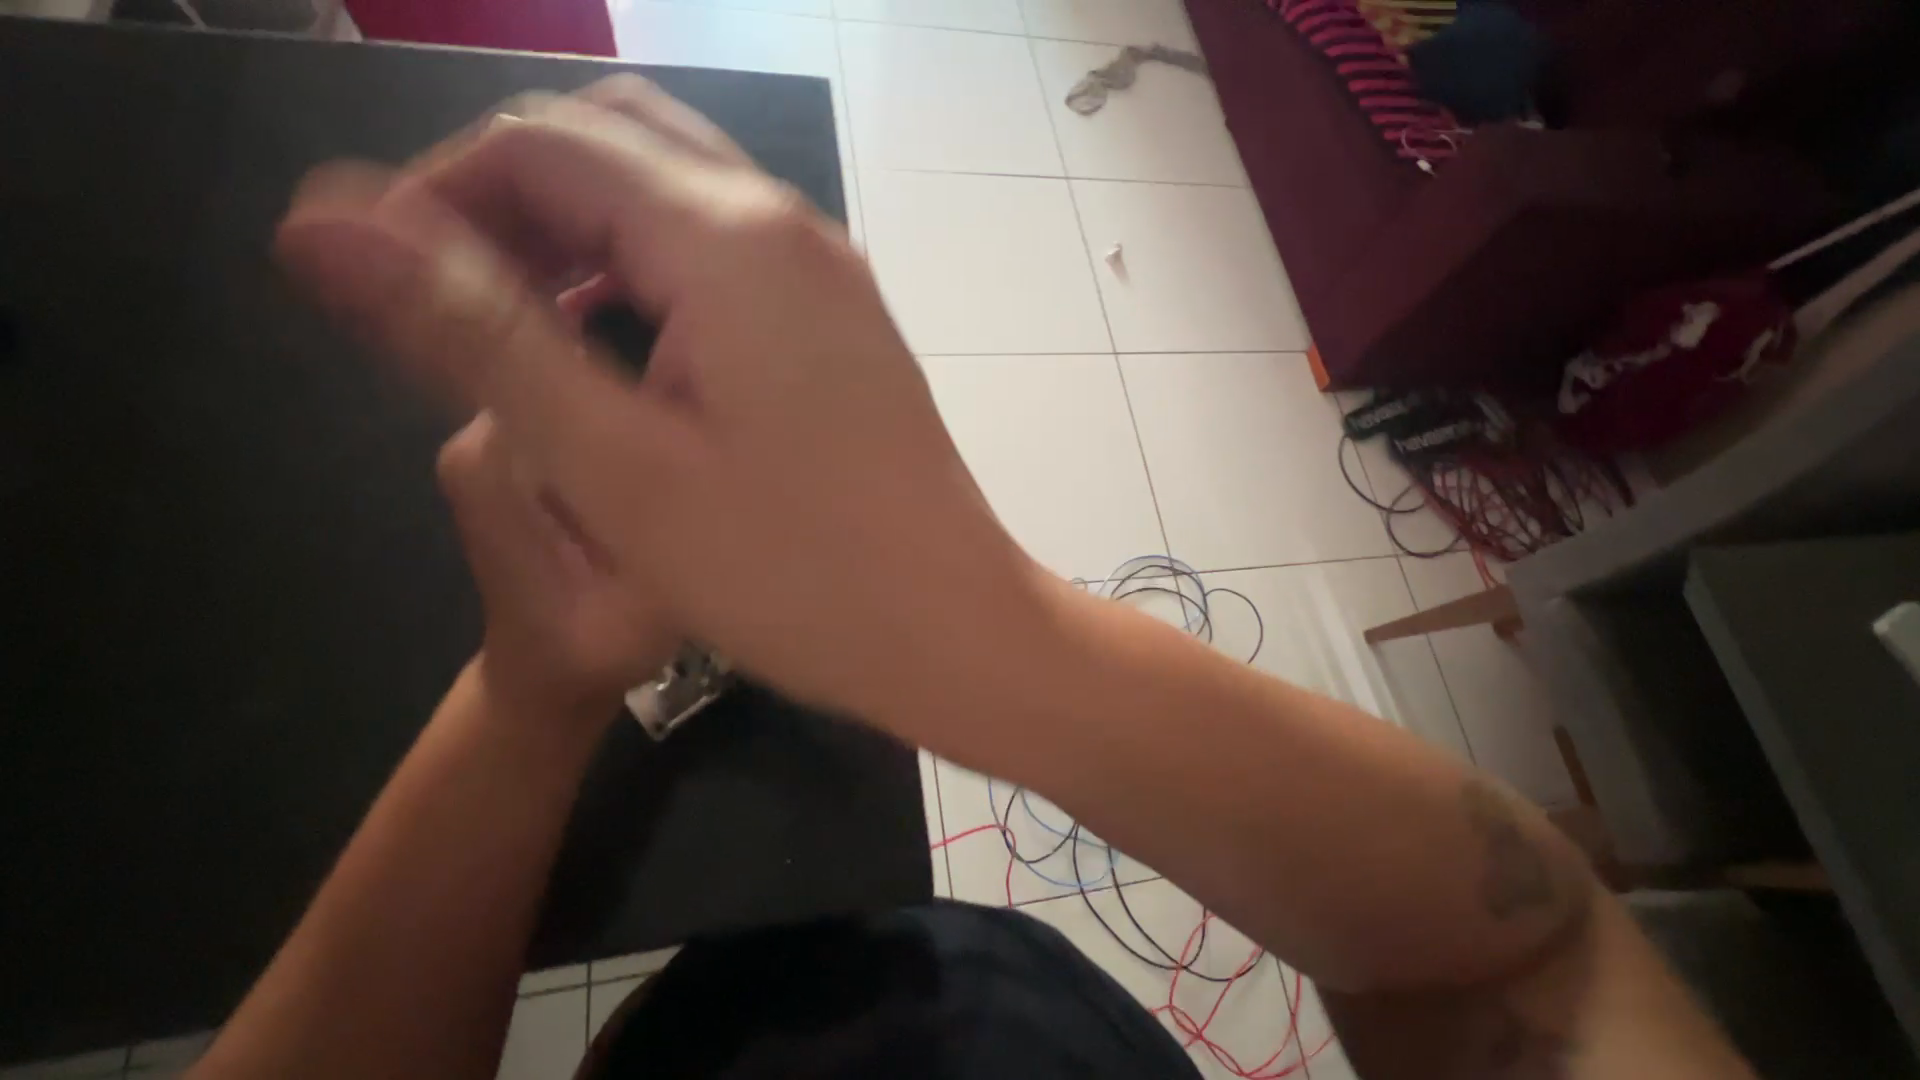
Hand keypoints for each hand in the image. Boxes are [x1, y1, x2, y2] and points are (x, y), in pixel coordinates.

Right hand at [276, 77, 1045, 731]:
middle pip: (614, 145)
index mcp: (729, 239)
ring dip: (582, 239)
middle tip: (452, 306)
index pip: (543, 141)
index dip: (439, 195)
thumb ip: (477, 334)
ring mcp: (830, 275)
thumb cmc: (793, 573)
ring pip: (676, 200)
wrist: (950, 626)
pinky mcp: (844, 326)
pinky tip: (625, 358)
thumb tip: (329, 220)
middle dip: (511, 203)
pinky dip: (652, 277)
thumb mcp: (615, 466)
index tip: (384, 291)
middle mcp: (789, 227)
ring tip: (521, 334)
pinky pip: (728, 260)